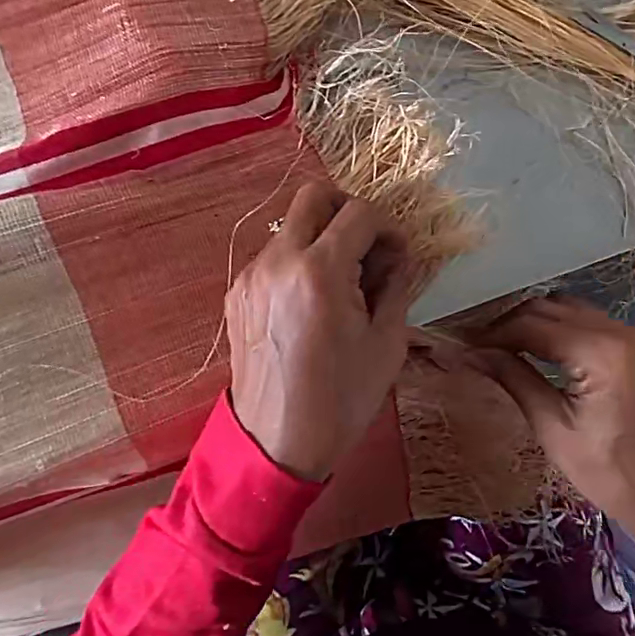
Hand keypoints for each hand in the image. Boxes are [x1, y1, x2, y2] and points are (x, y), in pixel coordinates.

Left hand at [226, 183, 414, 480]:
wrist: (276, 439)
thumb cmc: (341, 398)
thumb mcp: (387, 343)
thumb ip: (396, 284)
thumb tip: (397, 254)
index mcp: (319, 271)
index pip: (358, 212)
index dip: (387, 225)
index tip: (397, 254)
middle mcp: (278, 261)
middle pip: (312, 195)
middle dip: (347, 209)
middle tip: (366, 245)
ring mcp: (251, 274)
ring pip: (289, 226)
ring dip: (320, 237)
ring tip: (340, 283)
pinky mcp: (237, 291)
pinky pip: (272, 257)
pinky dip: (297, 262)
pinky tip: (309, 303)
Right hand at [466, 297, 634, 564]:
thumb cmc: (610, 472)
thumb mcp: (551, 427)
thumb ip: (511, 377)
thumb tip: (468, 351)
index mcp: (600, 353)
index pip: (528, 325)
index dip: (489, 333)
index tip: (460, 344)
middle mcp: (617, 332)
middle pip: (543, 308)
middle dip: (505, 324)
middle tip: (474, 346)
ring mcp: (629, 335)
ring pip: (560, 306)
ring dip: (527, 321)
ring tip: (497, 346)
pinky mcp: (631, 344)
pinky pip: (579, 317)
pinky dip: (551, 325)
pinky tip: (530, 346)